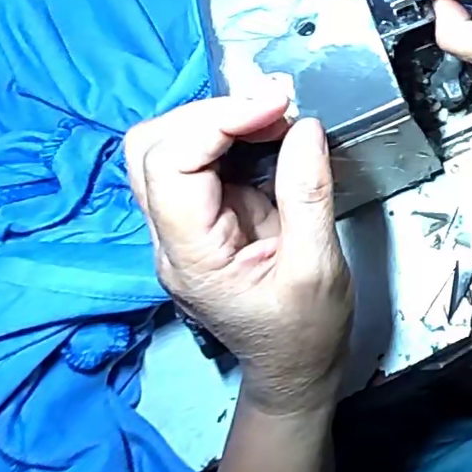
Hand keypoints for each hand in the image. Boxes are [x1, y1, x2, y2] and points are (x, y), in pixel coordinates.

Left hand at [124, 96, 353, 416]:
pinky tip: (271, 130)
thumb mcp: (318, 266)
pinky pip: (204, 160)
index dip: (220, 120)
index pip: (171, 165)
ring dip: (221, 117)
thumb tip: (305, 127)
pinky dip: (235, 133)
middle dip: (214, 111)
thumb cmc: (305, 330)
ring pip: (170, 147)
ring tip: (277, 112)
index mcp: (190, 255)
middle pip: (153, 147)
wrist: (295, 367)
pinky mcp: (208, 217)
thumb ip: (307, 194)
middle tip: (277, 105)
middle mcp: (172, 235)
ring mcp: (185, 225)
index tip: (279, 104)